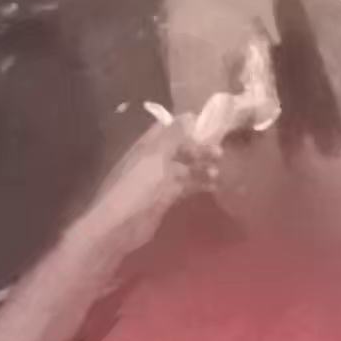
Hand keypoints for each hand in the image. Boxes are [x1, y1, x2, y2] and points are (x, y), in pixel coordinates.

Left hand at [66, 121, 205, 255]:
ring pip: (185, 167)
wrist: (120, 226)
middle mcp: (154, 158)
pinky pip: (186, 186)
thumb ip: (174, 134)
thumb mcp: (157, 155)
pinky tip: (213, 185)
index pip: (170, 127)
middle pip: (180, 147)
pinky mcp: (165, 198)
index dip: (188, 124)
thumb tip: (189, 114)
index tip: (210, 125)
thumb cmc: (139, 185)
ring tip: (218, 171)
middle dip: (199, 148)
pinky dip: (199, 184)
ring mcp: (160, 179)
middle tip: (219, 153)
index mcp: (149, 144)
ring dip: (201, 167)